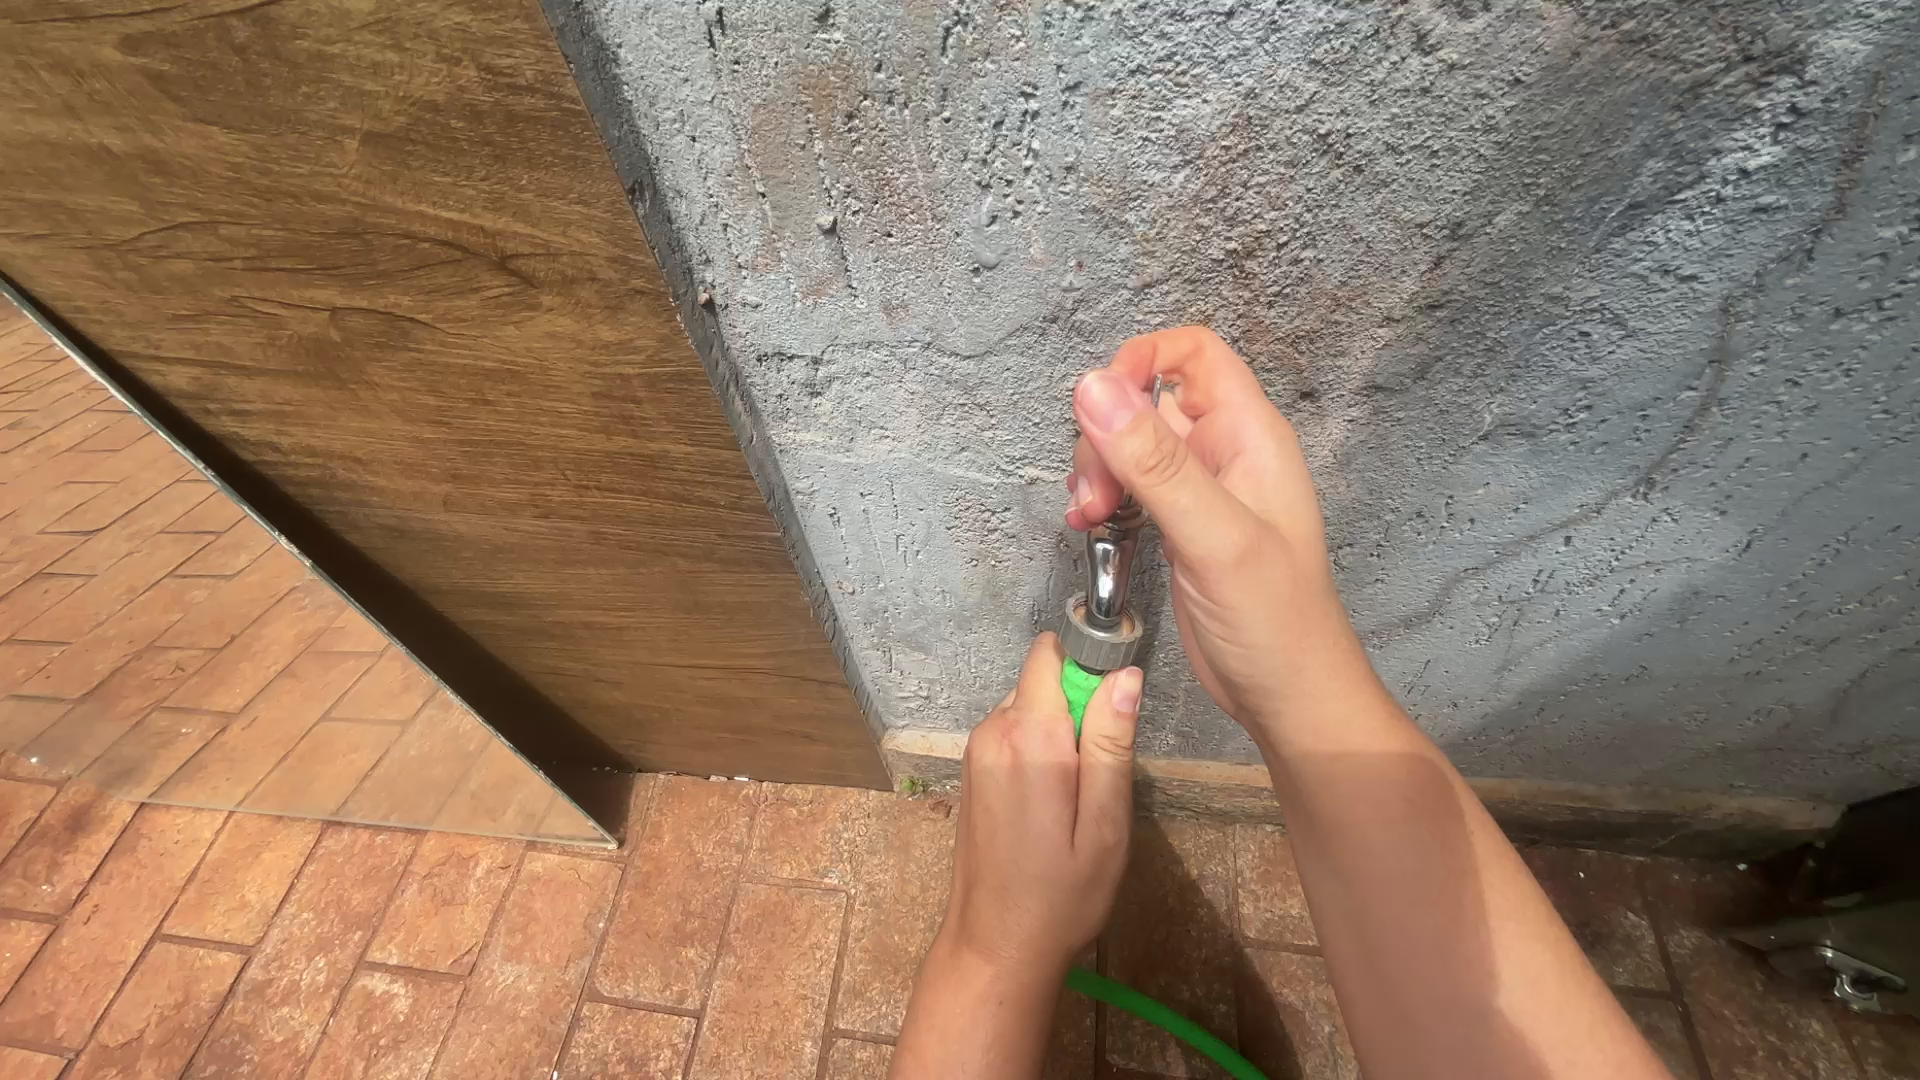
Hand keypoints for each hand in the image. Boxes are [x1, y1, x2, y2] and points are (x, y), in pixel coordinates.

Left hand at [936, 633, 1139, 976]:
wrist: (994, 946)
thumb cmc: (1061, 894)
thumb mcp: (1105, 823)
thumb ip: (1112, 742)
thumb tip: (1126, 675)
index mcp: (1028, 734)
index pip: (1050, 653)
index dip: (1086, 665)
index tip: (1111, 709)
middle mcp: (993, 728)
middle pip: (1041, 680)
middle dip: (1076, 707)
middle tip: (1096, 773)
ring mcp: (975, 748)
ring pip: (1028, 706)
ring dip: (1057, 731)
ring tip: (1073, 795)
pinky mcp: (970, 768)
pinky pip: (1011, 731)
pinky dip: (1036, 748)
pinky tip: (1047, 802)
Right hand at [1066, 326, 1370, 728]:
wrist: (1285, 694)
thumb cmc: (1270, 618)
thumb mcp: (1212, 536)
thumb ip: (1155, 463)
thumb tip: (1091, 387)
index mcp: (1247, 434)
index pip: (1192, 354)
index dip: (1140, 362)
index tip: (1098, 410)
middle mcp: (1222, 451)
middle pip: (1146, 402)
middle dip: (1106, 437)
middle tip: (1093, 496)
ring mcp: (1198, 490)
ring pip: (1130, 446)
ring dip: (1097, 472)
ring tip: (1088, 518)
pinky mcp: (1177, 524)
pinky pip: (1129, 488)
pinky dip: (1103, 500)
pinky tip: (1090, 527)